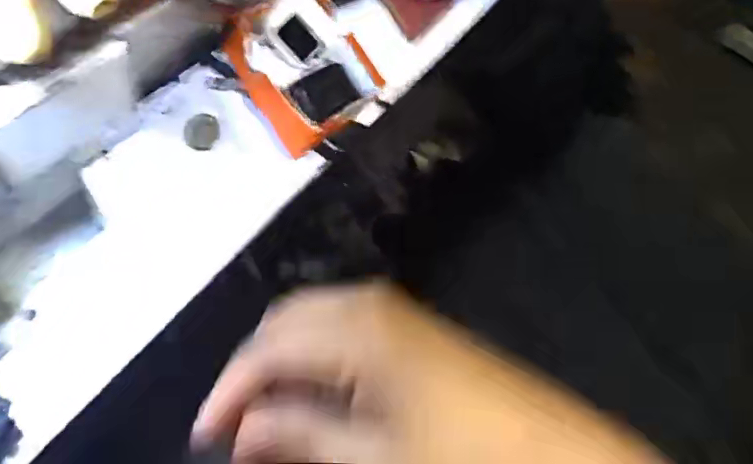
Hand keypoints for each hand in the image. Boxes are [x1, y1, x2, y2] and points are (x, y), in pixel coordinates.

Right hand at [193, 282, 666, 463]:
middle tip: (231, 430)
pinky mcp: (415, 329)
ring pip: (318, 318)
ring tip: (267, 422)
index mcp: (361, 327)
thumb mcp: (375, 457)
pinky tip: (316, 401)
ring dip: (286, 360)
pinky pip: (347, 328)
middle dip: (255, 366)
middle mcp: (376, 304)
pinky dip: (319, 358)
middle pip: (292, 317)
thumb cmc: (456, 452)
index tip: (204, 435)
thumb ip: (306, 436)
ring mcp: (399, 312)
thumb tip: (246, 426)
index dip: (231, 386)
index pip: (273, 341)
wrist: (548, 447)